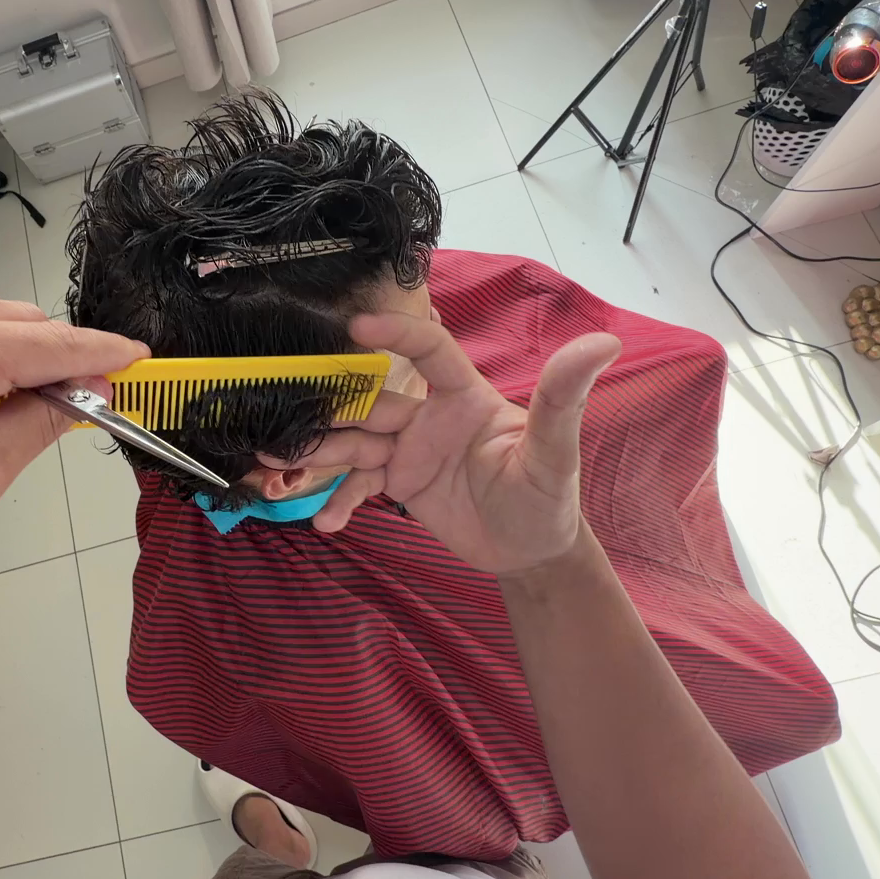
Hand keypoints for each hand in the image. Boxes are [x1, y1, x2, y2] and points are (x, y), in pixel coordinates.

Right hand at [289, 313, 618, 576]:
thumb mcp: (553, 455)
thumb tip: (603, 342)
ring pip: (353, 442)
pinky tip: (324, 523)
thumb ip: (562, 401)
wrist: (528, 552)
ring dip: (316, 452)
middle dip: (330, 408)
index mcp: (463, 397)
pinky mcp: (397, 483)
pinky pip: (358, 486)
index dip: (395, 334)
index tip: (355, 326)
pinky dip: (339, 501)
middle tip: (286, 414)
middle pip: (372, 402)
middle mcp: (428, 416)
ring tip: (276, 467)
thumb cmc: (546, 498)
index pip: (428, 352)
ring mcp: (408, 450)